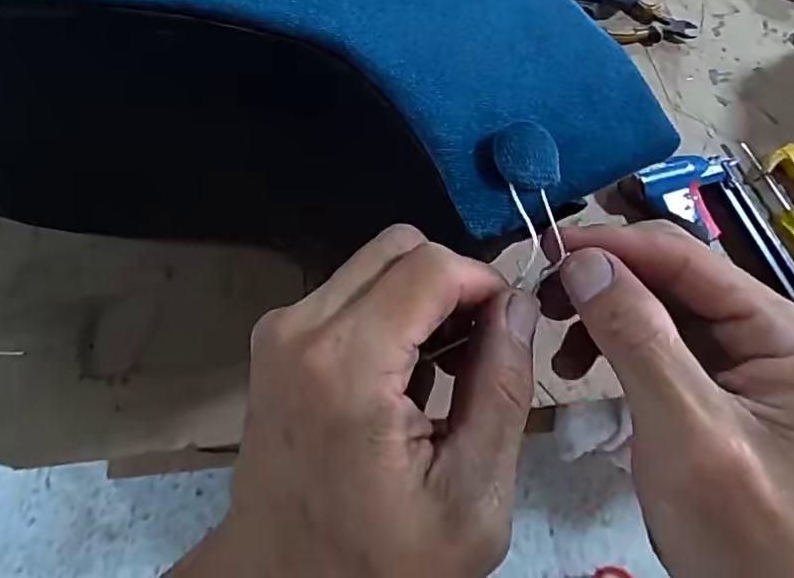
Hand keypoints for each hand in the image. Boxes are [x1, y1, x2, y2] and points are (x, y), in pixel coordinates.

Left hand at [170, 225, 539, 577]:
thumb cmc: (378, 564)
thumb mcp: (469, 501)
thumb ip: (501, 389)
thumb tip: (517, 304)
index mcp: (346, 365)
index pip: (430, 265)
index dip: (482, 280)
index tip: (508, 323)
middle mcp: (302, 326)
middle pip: (399, 246)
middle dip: (452, 280)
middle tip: (479, 342)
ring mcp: (281, 326)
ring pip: (375, 261)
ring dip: (420, 294)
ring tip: (443, 364)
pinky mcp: (276, 334)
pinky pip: (349, 287)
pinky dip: (389, 308)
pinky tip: (403, 369)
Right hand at [540, 222, 793, 577]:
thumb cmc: (747, 543)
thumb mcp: (688, 436)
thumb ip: (638, 338)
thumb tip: (584, 259)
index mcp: (789, 335)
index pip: (687, 259)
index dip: (612, 245)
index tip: (547, 246)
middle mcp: (775, 332)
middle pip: (671, 276)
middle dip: (603, 280)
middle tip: (545, 295)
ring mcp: (751, 358)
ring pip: (658, 302)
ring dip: (602, 311)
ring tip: (558, 338)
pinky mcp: (723, 382)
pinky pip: (658, 337)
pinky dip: (613, 341)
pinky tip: (580, 363)